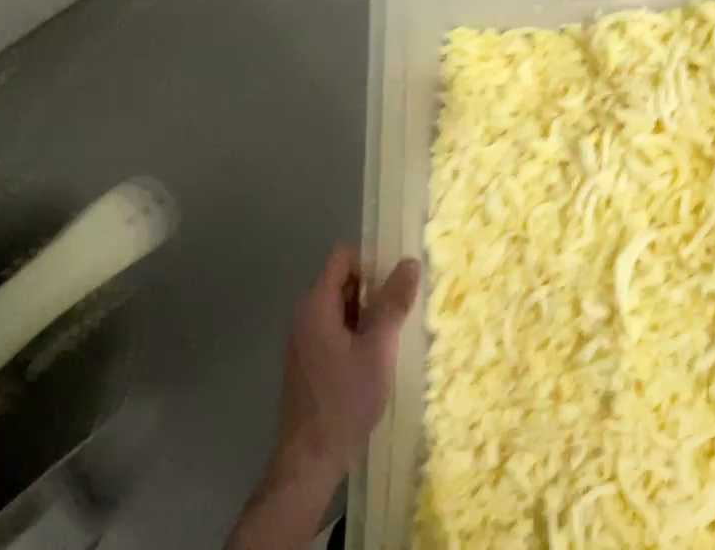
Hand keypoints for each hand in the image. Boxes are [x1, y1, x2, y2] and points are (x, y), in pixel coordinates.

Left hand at [228, 246, 420, 549]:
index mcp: (316, 304)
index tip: (396, 287)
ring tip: (393, 340)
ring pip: (342, 310)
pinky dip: (357, 336)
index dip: (372, 263)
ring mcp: (304, 340)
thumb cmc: (345, 399)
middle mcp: (305, 315)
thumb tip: (410, 263)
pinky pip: (336, 332)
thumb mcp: (377, 349)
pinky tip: (376, 362)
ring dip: (368, 317)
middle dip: (374, 292)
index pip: (342, 257)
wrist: (311, 458)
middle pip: (342, 282)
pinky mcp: (309, 362)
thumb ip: (392, 304)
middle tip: (402, 315)